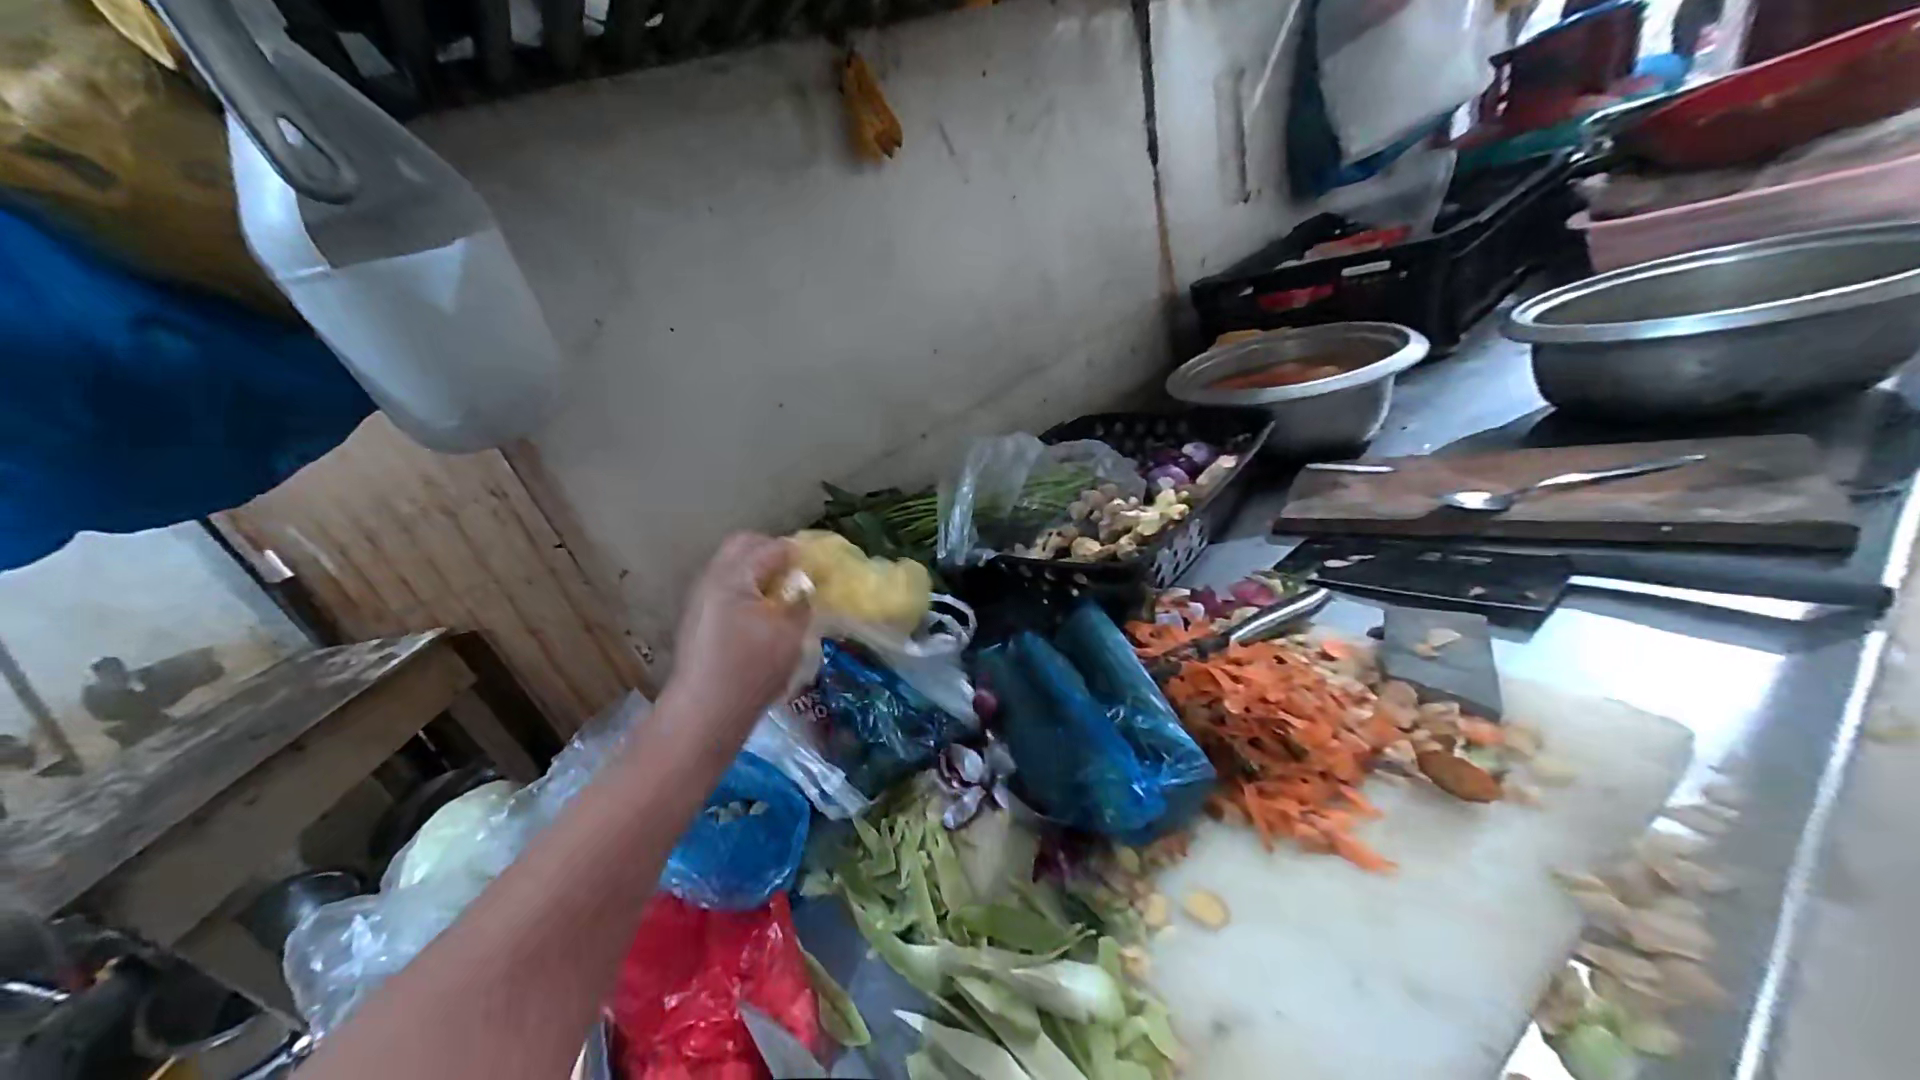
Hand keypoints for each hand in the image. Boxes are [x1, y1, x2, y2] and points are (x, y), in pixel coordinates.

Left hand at [660, 533, 812, 744]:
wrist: (703, 714)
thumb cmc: (751, 670)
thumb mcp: (790, 634)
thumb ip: (802, 602)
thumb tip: (805, 585)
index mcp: (734, 576)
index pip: (773, 547)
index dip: (800, 553)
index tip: (819, 568)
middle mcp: (712, 579)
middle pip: (743, 546)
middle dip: (773, 553)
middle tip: (797, 576)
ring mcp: (700, 599)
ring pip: (732, 567)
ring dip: (758, 573)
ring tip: (782, 598)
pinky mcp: (698, 620)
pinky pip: (726, 589)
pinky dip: (746, 591)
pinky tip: (762, 618)